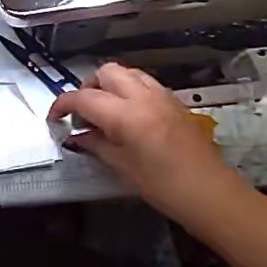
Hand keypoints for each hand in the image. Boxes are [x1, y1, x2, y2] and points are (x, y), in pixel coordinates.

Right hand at [49, 63, 244, 221]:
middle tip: (82, 111)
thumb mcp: (121, 167)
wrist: (211, 193)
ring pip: (128, 73)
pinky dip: (130, 91)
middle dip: (88, 86)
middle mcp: (144, 98)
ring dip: (110, 85)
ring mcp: (162, 97)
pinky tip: (128, 115)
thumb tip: (78, 135)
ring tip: (104, 110)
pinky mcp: (175, 104)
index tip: (55, 117)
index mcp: (126, 115)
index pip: (84, 97)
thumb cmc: (163, 186)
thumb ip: (95, 144)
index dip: (63, 104)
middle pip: (106, 72)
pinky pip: (146, 84)